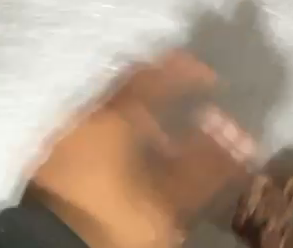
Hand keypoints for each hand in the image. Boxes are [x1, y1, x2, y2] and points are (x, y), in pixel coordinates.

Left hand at [30, 52, 256, 247]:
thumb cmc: (114, 221)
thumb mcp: (170, 200)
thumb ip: (209, 165)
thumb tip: (242, 139)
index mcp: (118, 112)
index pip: (159, 72)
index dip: (189, 71)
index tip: (212, 80)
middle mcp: (89, 113)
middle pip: (132, 87)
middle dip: (164, 93)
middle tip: (188, 106)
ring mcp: (65, 139)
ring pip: (111, 112)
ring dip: (141, 119)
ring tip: (164, 144)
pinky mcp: (51, 167)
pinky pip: (93, 134)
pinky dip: (118, 139)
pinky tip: (131, 166)